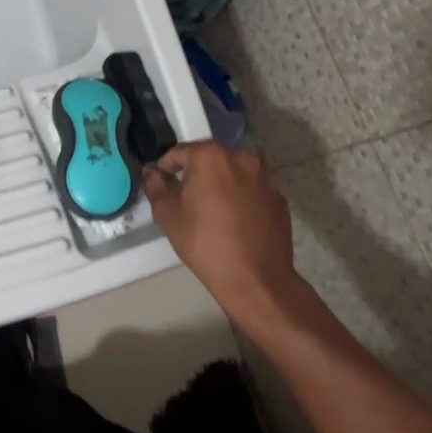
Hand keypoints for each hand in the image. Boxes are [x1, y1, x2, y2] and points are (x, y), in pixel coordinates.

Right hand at [144, 141, 305, 329]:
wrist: (256, 280)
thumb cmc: (205, 244)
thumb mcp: (168, 215)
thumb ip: (156, 187)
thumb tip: (151, 172)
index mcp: (210, 156)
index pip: (180, 152)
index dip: (167, 167)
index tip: (162, 182)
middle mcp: (241, 158)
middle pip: (210, 160)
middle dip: (197, 174)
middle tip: (187, 198)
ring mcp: (265, 178)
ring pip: (234, 174)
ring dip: (222, 184)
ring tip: (214, 210)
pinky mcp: (279, 198)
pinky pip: (253, 190)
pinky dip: (242, 198)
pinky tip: (236, 221)